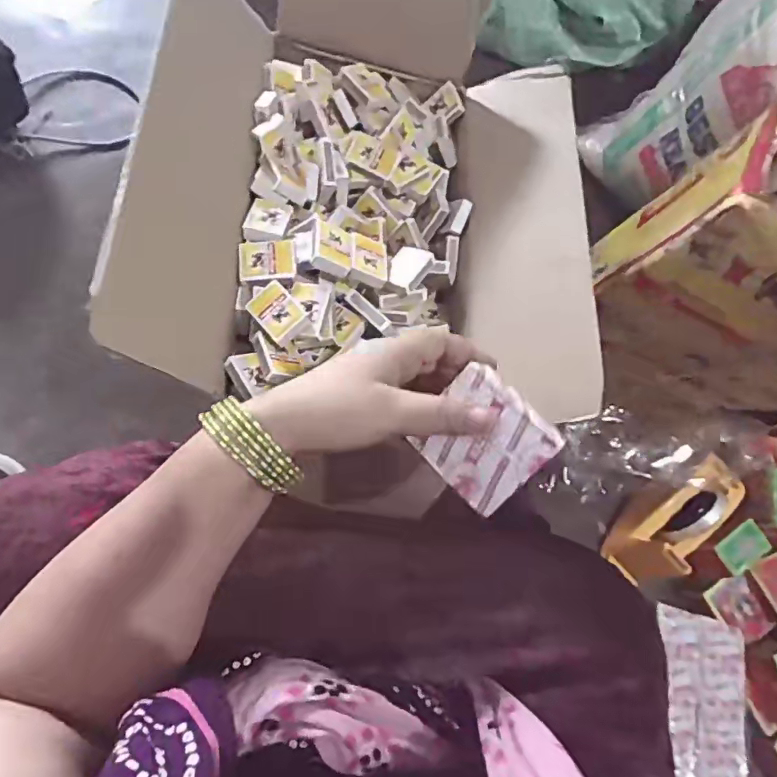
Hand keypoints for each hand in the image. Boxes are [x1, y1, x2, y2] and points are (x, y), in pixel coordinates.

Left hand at [242, 328, 496, 454]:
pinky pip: (399, 403)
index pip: (444, 341)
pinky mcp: (358, 403)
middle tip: (486, 410)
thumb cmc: (339, 411)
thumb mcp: (395, 413)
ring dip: (440, 402)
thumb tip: (491, 417)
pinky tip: (428, 435)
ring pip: (416, 385)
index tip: (496, 378)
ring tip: (465, 426)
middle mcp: (385, 359)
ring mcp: (369, 381)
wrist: (280, 427)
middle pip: (432, 363)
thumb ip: (442, 415)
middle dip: (461, 383)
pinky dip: (418, 415)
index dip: (472, 355)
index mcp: (396, 350)